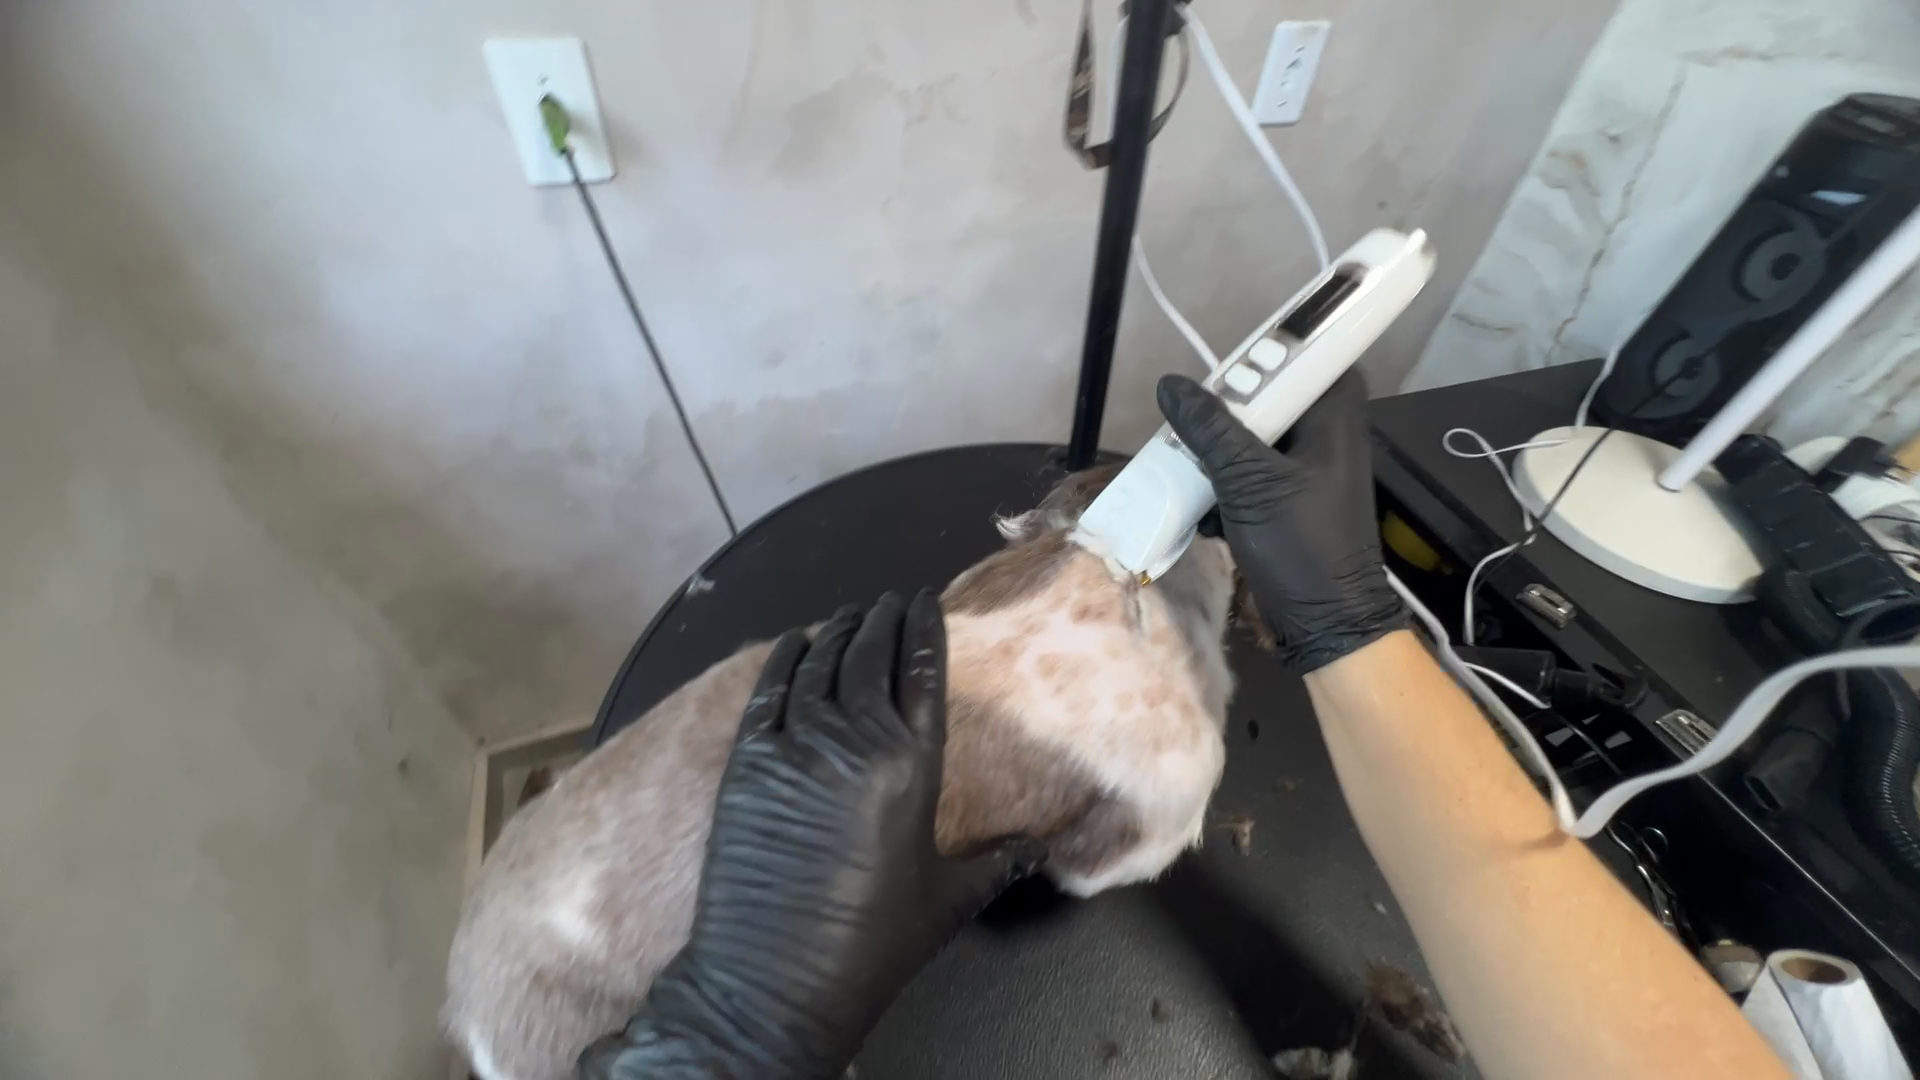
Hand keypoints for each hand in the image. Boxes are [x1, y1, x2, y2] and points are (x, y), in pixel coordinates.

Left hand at [578, 591, 1045, 1079]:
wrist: (770, 984)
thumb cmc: (872, 941)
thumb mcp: (949, 899)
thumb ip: (1001, 861)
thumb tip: (1044, 847)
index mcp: (913, 765)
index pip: (923, 670)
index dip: (925, 627)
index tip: (925, 599)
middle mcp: (858, 738)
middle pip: (873, 654)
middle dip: (884, 617)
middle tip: (890, 598)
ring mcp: (797, 743)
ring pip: (823, 662)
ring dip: (839, 629)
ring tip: (852, 612)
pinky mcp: (750, 759)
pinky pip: (770, 689)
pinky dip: (785, 656)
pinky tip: (798, 640)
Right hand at [1158, 369, 1406, 672]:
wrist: (1324, 621)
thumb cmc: (1301, 542)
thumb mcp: (1250, 480)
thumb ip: (1210, 429)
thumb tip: (1171, 385)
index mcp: (1333, 417)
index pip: (1310, 356)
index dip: (1267, 354)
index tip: (1224, 371)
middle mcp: (1322, 435)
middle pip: (1268, 399)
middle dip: (1224, 411)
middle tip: (1188, 421)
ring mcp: (1302, 471)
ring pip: (1250, 439)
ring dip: (1214, 453)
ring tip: (1182, 465)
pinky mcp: (1284, 501)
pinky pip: (1245, 475)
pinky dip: (1220, 486)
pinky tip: (1198, 507)